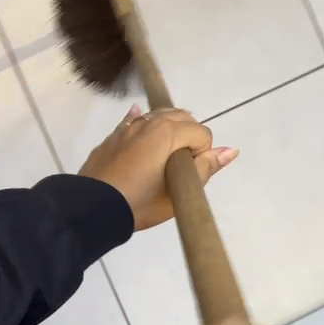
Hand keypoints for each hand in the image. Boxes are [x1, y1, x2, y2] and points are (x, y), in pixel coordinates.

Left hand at [77, 106, 235, 230]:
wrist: (92, 208)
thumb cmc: (139, 203)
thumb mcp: (178, 191)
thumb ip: (206, 168)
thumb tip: (231, 150)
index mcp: (167, 132)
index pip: (202, 132)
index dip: (202, 153)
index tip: (189, 174)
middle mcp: (148, 122)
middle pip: (182, 117)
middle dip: (189, 137)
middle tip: (181, 167)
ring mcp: (127, 127)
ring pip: (158, 116)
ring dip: (169, 129)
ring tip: (166, 156)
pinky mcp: (112, 137)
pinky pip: (133, 120)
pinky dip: (142, 122)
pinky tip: (141, 123)